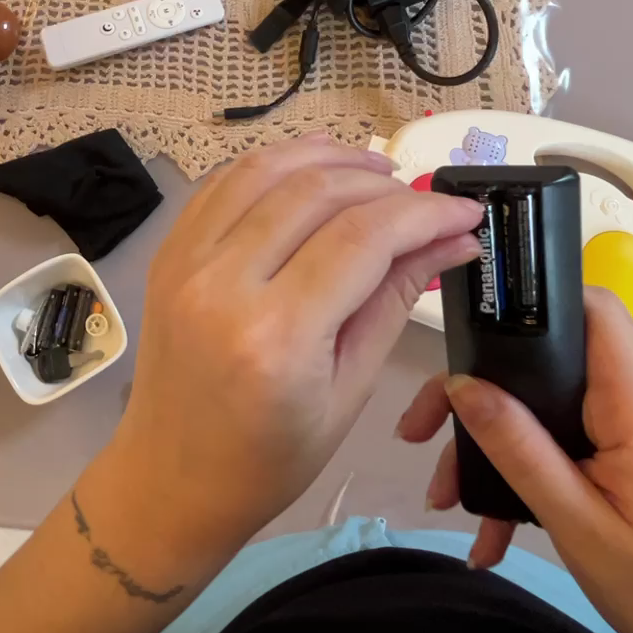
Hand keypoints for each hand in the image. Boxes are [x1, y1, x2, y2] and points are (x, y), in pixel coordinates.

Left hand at [88, 133, 483, 561]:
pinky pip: (222, 184)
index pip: (363, 238)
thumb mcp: (349, 391)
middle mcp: (222, 284)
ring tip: (372, 167)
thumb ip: (394, 301)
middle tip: (421, 195)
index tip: (464, 211)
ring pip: (263, 170)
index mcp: (277, 336)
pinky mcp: (169, 254)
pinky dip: (270, 164)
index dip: (424, 213)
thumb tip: (452, 239)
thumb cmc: (269, 458)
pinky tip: (307, 169)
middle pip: (314, 192)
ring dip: (325, 156)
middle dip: (381, 182)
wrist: (171, 476)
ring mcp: (185, 262)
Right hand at [396, 289, 632, 632]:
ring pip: (536, 402)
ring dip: (485, 443)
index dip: (534, 300)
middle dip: (472, 392)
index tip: (467, 326)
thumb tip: (460, 384)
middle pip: (541, 359)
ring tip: (443, 496)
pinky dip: (515, 469)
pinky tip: (485, 527)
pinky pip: (553, 436)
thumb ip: (520, 449)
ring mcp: (625, 423)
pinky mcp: (617, 448)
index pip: (592, 310)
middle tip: (418, 432)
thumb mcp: (579, 524)